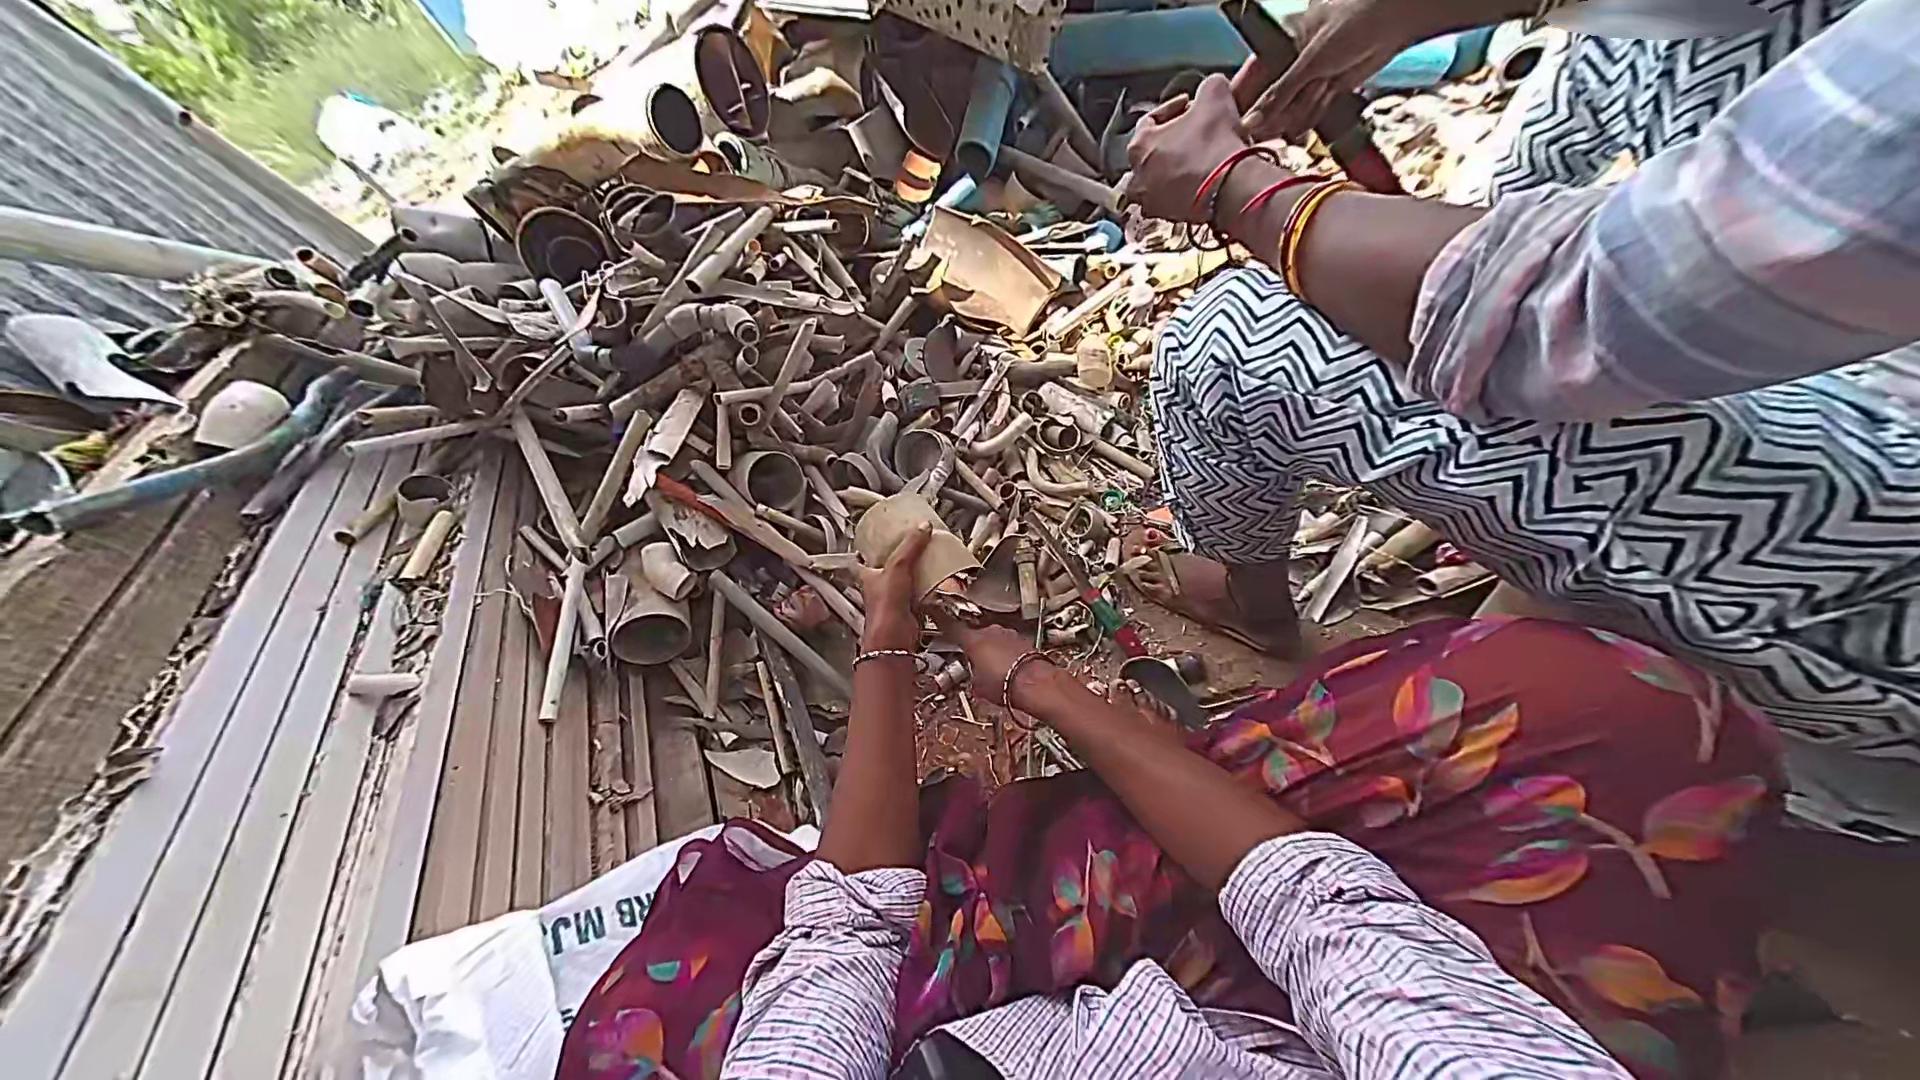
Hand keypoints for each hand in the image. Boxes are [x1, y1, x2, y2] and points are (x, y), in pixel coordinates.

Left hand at [859, 521, 929, 651]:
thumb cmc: (885, 608)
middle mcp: (879, 587)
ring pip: (905, 580)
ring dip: (916, 572)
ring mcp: (894, 599)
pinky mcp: (910, 609)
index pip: (863, 557)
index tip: (879, 536)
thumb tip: (922, 527)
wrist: (895, 638)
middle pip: (888, 568)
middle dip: (900, 558)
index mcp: (868, 575)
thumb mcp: (897, 566)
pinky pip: (920, 593)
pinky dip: (928, 587)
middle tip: (913, 544)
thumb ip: (910, 546)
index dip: (869, 547)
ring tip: (929, 558)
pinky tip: (937, 581)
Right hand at [934, 615, 1047, 706]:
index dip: (943, 622)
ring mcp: (1009, 634)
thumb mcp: (978, 686)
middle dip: (974, 646)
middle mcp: (991, 632)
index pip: (952, 627)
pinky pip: (1009, 644)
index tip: (936, 615)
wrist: (1035, 684)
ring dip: (992, 649)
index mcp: (973, 640)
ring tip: (993, 668)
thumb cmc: (1005, 684)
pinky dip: (1007, 652)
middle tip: (972, 661)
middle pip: (976, 634)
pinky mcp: (1024, 641)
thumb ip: (972, 675)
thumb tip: (974, 677)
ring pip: (994, 638)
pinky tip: (1008, 667)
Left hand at [1125, 74, 1253, 222]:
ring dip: (1175, 167)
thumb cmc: (1213, 140)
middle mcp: (1136, 177)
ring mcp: (1148, 201)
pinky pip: (1170, 198)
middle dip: (1171, 141)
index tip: (1190, 104)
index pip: (1150, 120)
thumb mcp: (1214, 93)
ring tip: (1196, 158)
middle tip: (1192, 133)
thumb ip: (1205, 88)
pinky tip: (1200, 179)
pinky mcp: (1165, 218)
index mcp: (1138, 145)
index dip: (1172, 108)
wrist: (1225, 187)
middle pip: (1152, 153)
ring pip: (1159, 178)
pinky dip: (1182, 188)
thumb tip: (1207, 91)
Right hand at [1234, 0, 1416, 140]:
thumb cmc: (1353, 21)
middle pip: (1261, 111)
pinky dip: (1315, 112)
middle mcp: (1281, 71)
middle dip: (1277, 114)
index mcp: (1271, 51)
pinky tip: (1330, 91)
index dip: (1237, 112)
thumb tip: (1248, 125)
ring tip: (1324, 85)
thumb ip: (1277, 95)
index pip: (1241, 88)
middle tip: (1294, 104)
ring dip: (1303, 109)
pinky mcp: (1318, 97)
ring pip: (1284, 118)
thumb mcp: (1309, 60)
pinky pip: (1304, 119)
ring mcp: (1299, 86)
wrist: (1396, 19)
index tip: (1237, 132)